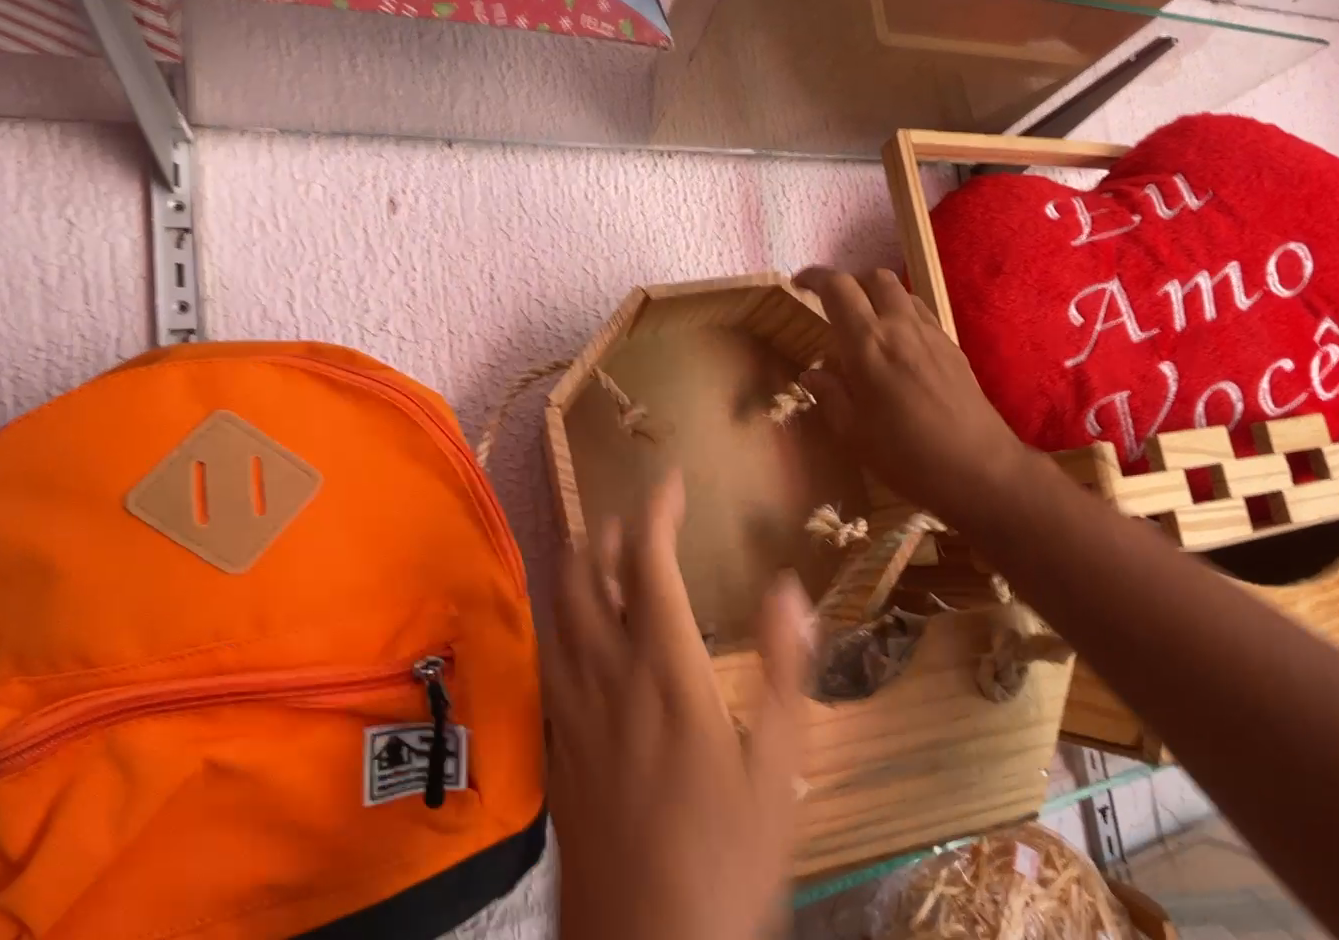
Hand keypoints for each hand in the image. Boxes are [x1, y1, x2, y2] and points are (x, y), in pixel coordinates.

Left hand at [545, 471, 812, 939]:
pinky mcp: (556, 745)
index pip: (651, 566)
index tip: (671, 482)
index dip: (658, 514)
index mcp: (668, 671)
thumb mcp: (778, 766)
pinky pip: (549, 660)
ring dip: (574, 569)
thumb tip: (789, 589)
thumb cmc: (728, 855)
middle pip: (589, 579)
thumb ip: (783, 671)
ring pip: (558, 614)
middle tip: (630, 514)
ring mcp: (574, 711)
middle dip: (606, 534)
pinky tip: (572, 630)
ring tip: (595, 549)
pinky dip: (559, 621)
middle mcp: (610, 677)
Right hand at [794, 267, 1044, 532]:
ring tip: (866, 325)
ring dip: (879, 296)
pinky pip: (922, 315)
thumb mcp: (853, 433)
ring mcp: (932, 335)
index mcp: (868, 344)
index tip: (799, 284)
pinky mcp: (953, 349)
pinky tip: (898, 348)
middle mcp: (901, 327)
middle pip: (875, 277)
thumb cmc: (905, 456)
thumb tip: (812, 374)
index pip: (838, 288)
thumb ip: (830, 395)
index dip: (815, 278)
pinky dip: (902, 316)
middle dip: (850, 282)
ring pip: (902, 292)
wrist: (978, 468)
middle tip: (834, 306)